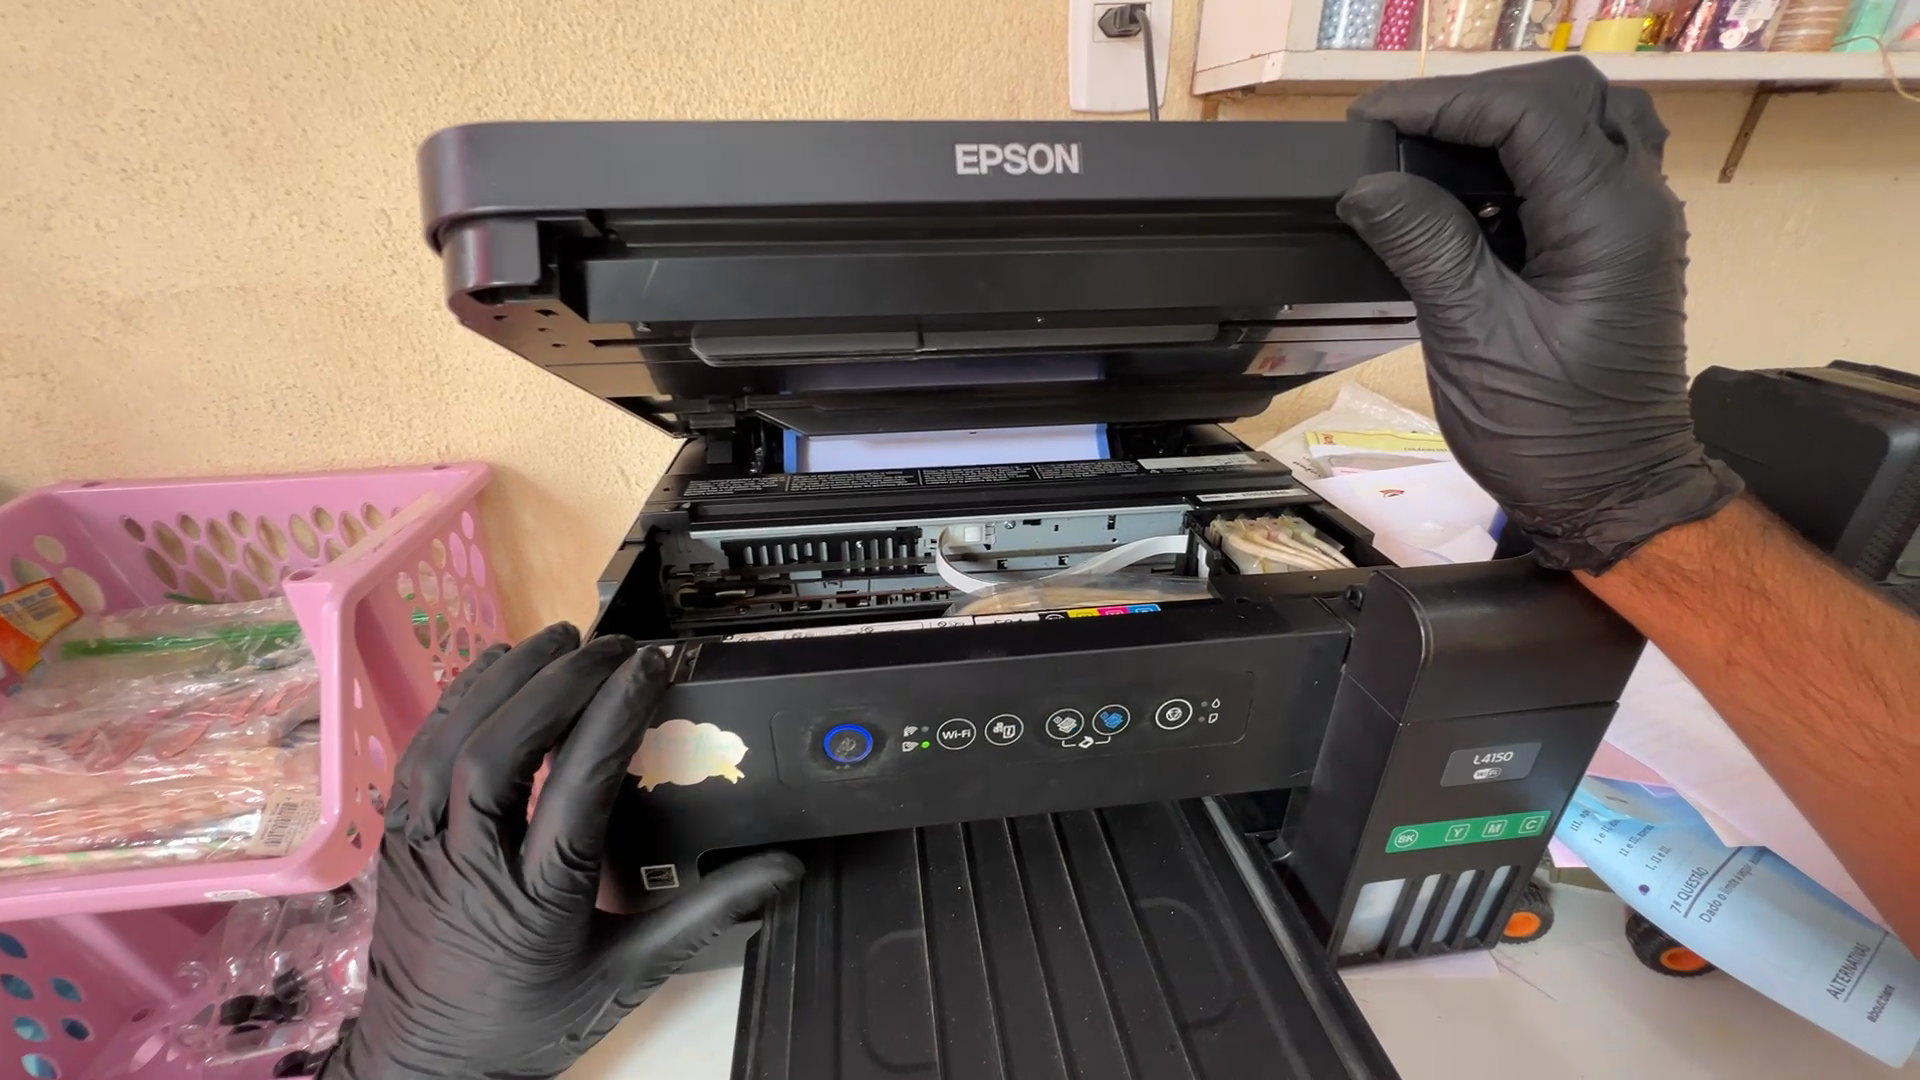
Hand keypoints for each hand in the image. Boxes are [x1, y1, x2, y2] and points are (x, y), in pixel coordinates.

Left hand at [325, 624, 800, 1079]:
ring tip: (557, 638)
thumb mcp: (630, 975)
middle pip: (500, 754)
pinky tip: (492, 667)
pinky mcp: (398, 844)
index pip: (577, 786)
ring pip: (449, 745)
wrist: (425, 1074)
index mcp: (539, 896)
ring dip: (505, 680)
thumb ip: (708, 912)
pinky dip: (457, 701)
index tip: (651, 666)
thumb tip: (785, 869)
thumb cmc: (535, 1022)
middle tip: (610, 645)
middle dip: (558, 685)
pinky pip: (418, 757)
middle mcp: (471, 864)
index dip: (616, 716)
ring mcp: (422, 851)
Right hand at [1336, 57, 1742, 571]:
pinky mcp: (1609, 254)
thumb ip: (1427, 250)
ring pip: (1578, 128)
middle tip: (1393, 133)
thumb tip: (1367, 188)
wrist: (1606, 487)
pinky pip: (1569, 176)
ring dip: (1498, 126)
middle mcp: (1634, 203)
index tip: (1367, 124)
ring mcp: (1628, 226)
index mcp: (1607, 218)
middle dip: (1474, 101)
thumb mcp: (1472, 338)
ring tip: (1421, 152)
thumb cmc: (1542, 425)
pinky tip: (1457, 195)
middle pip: (1568, 99)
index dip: (1444, 105)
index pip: (1532, 114)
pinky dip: (1511, 166)